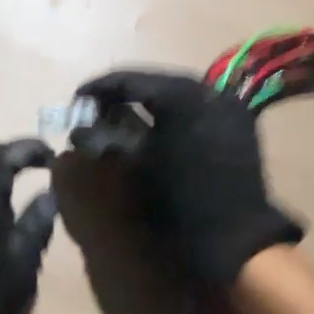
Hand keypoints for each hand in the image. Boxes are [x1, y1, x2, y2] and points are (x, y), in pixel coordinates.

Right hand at [72, 69, 302, 286]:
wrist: (235, 234)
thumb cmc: (178, 201)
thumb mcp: (134, 168)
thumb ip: (105, 141)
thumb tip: (81, 131)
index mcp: (181, 95)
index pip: (130, 79)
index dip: (98, 88)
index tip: (76, 99)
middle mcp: (207, 89)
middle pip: (154, 83)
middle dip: (122, 96)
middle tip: (96, 111)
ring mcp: (227, 105)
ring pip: (176, 95)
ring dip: (147, 106)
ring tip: (121, 121)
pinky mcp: (237, 123)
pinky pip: (196, 109)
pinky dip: (171, 116)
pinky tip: (154, 131)